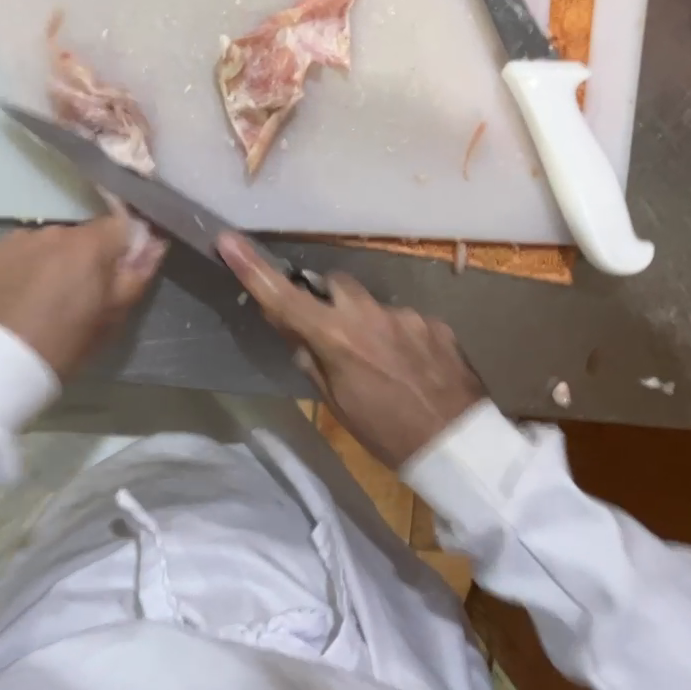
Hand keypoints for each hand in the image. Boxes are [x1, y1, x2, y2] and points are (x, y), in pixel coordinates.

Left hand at [0, 214, 165, 377]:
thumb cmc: (64, 344)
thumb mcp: (111, 318)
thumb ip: (136, 275)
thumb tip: (156, 242)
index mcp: (89, 246)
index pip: (119, 225)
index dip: (122, 247)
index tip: (116, 272)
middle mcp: (54, 232)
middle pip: (80, 235)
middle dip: (83, 257)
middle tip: (77, 294)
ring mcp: (18, 239)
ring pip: (47, 242)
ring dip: (51, 260)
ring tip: (43, 296)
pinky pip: (17, 252)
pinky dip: (21, 266)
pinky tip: (16, 295)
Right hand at [219, 233, 484, 467]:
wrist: (461, 449)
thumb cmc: (388, 435)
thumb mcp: (337, 405)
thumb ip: (313, 359)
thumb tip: (295, 331)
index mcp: (336, 338)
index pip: (282, 296)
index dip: (252, 267)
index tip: (228, 240)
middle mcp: (368, 315)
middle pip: (334, 284)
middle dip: (327, 299)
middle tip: (332, 331)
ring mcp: (406, 315)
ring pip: (372, 304)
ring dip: (368, 322)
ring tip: (383, 363)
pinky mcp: (436, 323)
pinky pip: (405, 320)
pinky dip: (400, 337)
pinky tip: (412, 368)